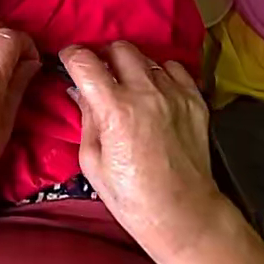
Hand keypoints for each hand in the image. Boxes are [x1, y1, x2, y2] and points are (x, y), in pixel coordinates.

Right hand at [60, 42, 232, 256]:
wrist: (183, 215)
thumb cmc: (132, 197)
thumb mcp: (92, 161)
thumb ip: (85, 118)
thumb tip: (80, 90)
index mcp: (115, 110)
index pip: (85, 62)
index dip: (71, 56)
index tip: (68, 61)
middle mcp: (146, 94)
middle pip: (118, 48)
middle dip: (103, 56)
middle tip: (98, 73)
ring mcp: (174, 95)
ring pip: (146, 57)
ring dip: (131, 66)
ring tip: (127, 85)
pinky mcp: (195, 101)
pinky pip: (174, 69)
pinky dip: (160, 74)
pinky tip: (154, 91)